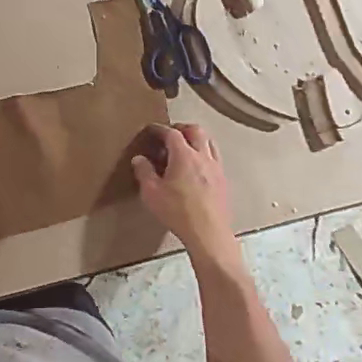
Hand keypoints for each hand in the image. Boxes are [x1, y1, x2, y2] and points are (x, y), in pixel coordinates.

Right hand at [132, 124, 236, 260]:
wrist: (208, 232)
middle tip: (171, 134)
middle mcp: (203, 156)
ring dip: (196, 139)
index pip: (172, 133)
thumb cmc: (177, 211)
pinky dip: (204, 154)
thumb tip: (139, 159)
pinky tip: (196, 167)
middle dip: (182, 128)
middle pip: (196, 131)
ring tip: (184, 148)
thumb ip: (144, 172)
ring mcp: (216, 168)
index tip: (151, 130)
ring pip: (209, 143)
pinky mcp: (223, 181)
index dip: (160, 129)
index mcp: (184, 156)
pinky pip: (215, 158)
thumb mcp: (151, 193)